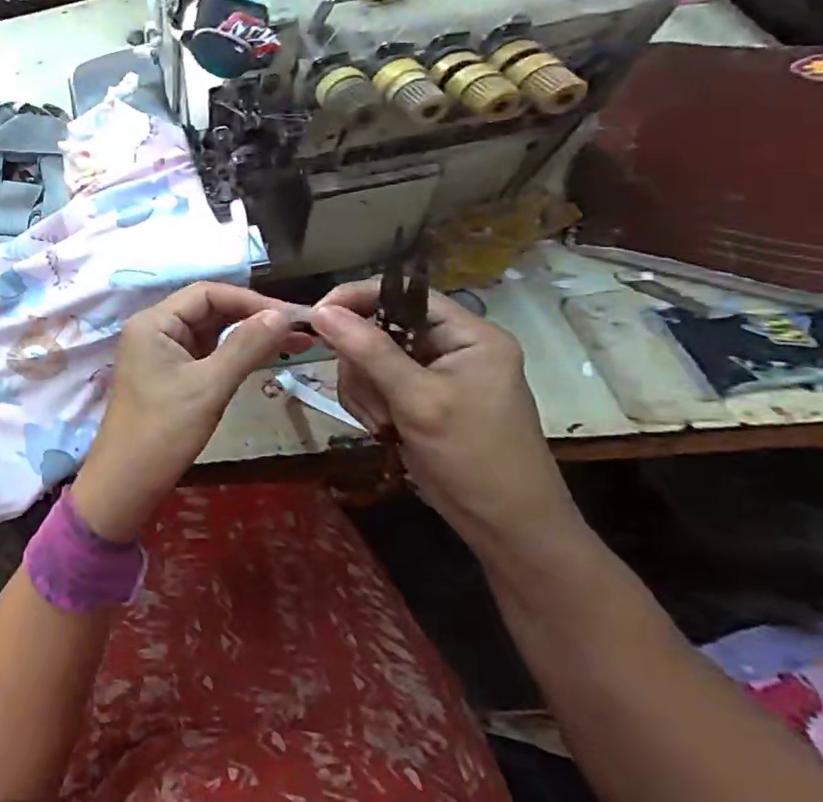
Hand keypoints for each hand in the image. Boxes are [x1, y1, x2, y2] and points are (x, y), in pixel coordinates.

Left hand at [74, 282, 311, 541]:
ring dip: (248, 336)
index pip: (207, 293)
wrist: (127, 481)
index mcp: (153, 322)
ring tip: (294, 344)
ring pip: (210, 332)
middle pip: (209, 309)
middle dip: (253, 317)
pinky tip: (264, 358)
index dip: (251, 300)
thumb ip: (246, 346)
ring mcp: (160, 352)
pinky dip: (234, 354)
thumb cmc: (164, 430)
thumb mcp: (209, 386)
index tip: (292, 316)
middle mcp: (154, 329)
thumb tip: (283, 315)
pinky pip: (206, 353)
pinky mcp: (169, 374)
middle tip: (300, 332)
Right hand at [311, 280, 586, 557]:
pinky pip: (372, 384)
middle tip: (373, 398)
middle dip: (363, 363)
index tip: (317, 317)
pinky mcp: (416, 399)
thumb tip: (320, 311)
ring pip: (368, 358)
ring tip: (383, 422)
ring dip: (364, 390)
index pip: (402, 294)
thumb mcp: (419, 400)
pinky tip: (383, 429)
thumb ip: (370, 352)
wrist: (505, 527)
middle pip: (378, 327)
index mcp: (468, 335)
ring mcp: (431, 375)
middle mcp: (449, 347)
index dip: (357, 299)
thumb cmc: (474, 457)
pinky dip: (367, 404)